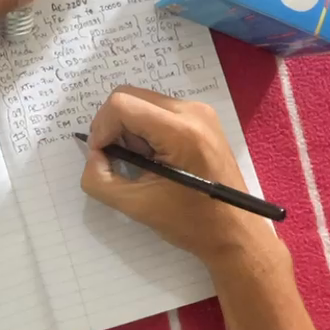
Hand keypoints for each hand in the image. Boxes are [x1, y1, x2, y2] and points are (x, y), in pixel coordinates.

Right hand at [79, 86, 283, 269]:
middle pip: (129, 96)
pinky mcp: (201, 117)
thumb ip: (99, 179)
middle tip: (119, 159)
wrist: (236, 233)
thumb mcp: (134, 206)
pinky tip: (154, 156)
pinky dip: (143, 128)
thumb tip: (93, 155)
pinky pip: (156, 109)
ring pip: (141, 101)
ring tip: (141, 161)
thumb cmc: (191, 223)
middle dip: (113, 126)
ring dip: (128, 128)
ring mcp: (199, 111)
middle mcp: (192, 111)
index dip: (101, 128)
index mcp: (180, 131)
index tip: (101, 156)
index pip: (121, 104)